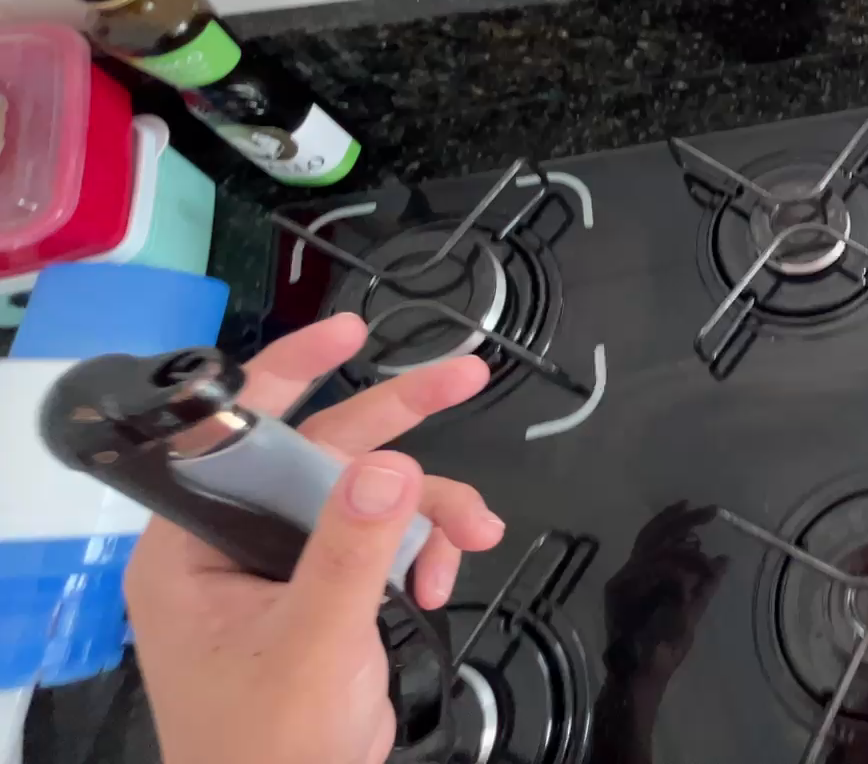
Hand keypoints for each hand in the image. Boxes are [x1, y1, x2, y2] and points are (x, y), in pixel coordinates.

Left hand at [124, 313, 506, 763]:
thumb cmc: (271, 738)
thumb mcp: (314, 642)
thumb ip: (350, 552)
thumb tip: (392, 463)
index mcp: (200, 544)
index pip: (239, 436)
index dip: (290, 373)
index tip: (350, 333)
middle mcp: (247, 536)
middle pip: (333, 447)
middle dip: (407, 416)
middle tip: (470, 374)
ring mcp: (300, 554)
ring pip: (386, 489)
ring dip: (440, 510)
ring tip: (477, 541)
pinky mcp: (344, 573)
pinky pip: (404, 529)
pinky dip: (437, 547)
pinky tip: (445, 580)